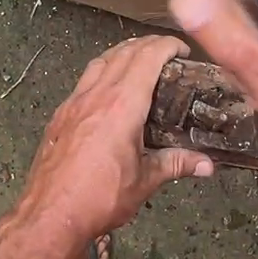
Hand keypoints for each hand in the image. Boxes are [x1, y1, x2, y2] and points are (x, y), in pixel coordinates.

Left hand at [19, 36, 216, 241]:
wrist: (50, 214)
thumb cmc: (100, 197)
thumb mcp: (144, 181)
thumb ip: (175, 164)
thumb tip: (207, 165)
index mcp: (122, 105)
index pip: (147, 58)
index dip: (166, 46)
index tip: (182, 48)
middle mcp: (96, 95)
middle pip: (123, 53)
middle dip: (146, 45)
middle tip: (167, 51)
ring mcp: (74, 102)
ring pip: (99, 62)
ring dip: (121, 53)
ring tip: (139, 59)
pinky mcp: (60, 115)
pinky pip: (84, 81)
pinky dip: (102, 71)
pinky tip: (108, 88)